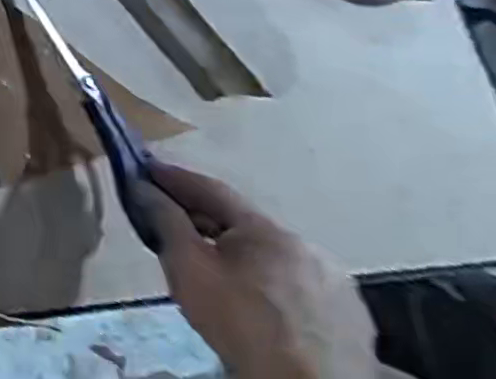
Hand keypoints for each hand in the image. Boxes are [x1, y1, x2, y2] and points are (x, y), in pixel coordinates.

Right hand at [141, 162, 378, 378]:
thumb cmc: (240, 323)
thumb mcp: (188, 266)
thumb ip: (165, 220)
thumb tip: (144, 187)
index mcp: (267, 229)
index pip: (211, 189)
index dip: (174, 178)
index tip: (146, 171)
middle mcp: (307, 246)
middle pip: (243, 222)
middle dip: (205, 218)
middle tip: (172, 221)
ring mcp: (336, 283)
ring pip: (272, 254)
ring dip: (240, 251)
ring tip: (212, 264)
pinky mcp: (351, 318)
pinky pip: (298, 284)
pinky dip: (270, 281)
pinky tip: (257, 299)